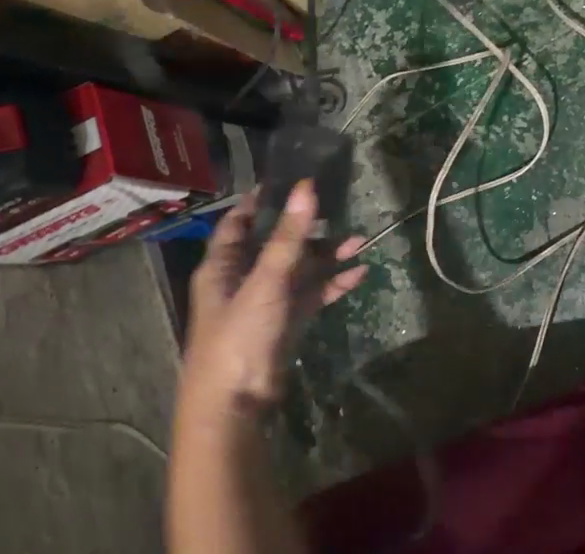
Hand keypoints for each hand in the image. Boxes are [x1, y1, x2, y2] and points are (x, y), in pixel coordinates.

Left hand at [178, 182, 367, 420]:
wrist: (235, 404)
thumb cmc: (238, 336)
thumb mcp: (265, 281)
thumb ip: (289, 236)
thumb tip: (307, 187)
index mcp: (223, 267)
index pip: (237, 224)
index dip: (259, 202)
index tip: (288, 179)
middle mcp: (243, 279)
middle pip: (277, 244)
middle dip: (309, 228)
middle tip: (339, 207)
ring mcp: (267, 302)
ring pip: (301, 269)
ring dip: (328, 256)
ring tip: (362, 242)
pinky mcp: (287, 322)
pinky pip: (314, 294)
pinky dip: (334, 283)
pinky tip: (360, 273)